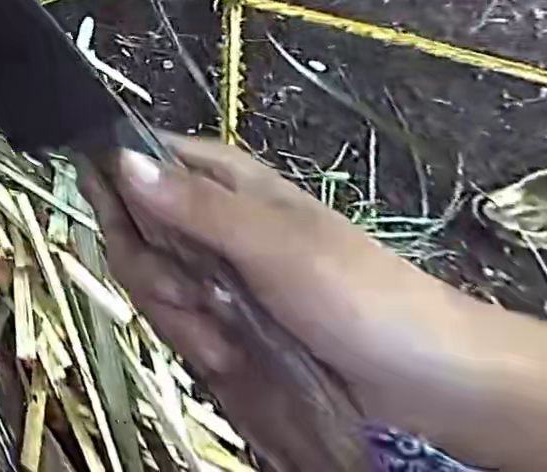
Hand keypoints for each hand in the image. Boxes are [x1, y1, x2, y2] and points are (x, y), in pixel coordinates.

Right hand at [81, 132, 487, 414]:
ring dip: (173, 313)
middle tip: (195, 298)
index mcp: (212, 174)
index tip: (127, 228)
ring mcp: (203, 265)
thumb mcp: (275, 243)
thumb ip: (195, 205)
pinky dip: (189, 338)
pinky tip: (227, 354)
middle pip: (125, 223)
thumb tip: (119, 159)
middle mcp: (198, 212)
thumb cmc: (360, 295)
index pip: (130, 157)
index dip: (114, 188)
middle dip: (149, 269)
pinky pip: (167, 316)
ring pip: (142, 274)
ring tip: (224, 337)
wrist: (432, 389)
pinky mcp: (212, 312)